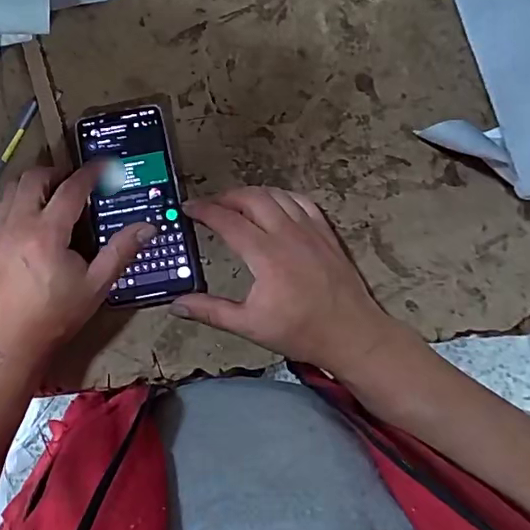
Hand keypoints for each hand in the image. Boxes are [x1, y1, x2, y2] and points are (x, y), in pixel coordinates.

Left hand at [0, 162, 155, 370]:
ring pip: (12, 187)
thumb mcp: (96, 285)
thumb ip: (120, 251)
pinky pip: (0, 205)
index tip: (102, 166)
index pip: (71, 189)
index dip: (89, 173)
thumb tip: (146, 228)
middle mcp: (19, 224)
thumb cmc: (56, 314)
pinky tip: (30, 212)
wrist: (14, 338)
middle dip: (57, 172)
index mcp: (47, 233)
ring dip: (34, 182)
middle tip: (75, 181)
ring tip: (52, 192)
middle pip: (35, 177)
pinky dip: (16, 197)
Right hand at [173, 187, 406, 371]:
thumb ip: (210, 311)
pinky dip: (282, 197)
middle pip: (250, 198)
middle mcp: (288, 235)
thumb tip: (177, 305)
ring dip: (251, 194)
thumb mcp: (249, 325)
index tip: (189, 208)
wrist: (352, 336)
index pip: (227, 220)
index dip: (203, 210)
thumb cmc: (303, 332)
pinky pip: (302, 201)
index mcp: (266, 255)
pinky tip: (275, 204)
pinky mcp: (326, 233)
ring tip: (236, 202)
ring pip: (276, 195)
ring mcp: (310, 231)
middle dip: (225, 197)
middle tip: (209, 205)